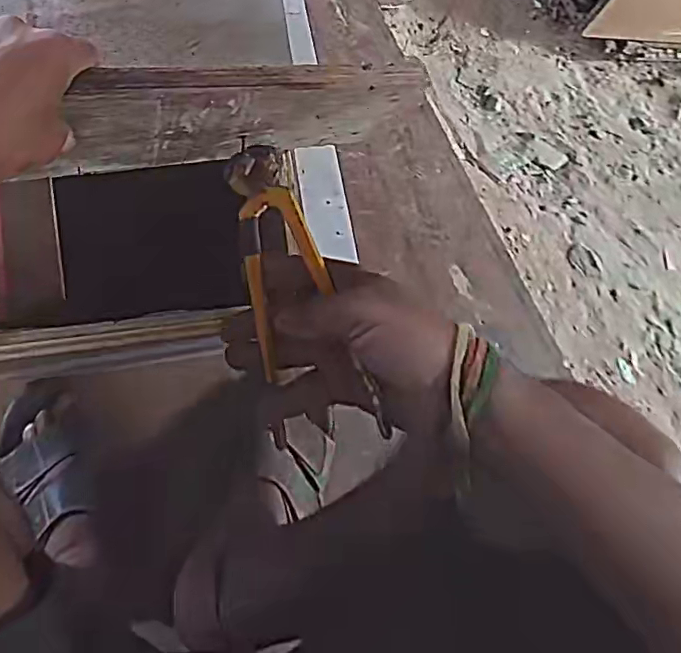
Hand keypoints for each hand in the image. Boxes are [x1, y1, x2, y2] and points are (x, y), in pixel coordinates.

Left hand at [0, 16, 97, 194]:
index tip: (76, 75)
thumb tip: (56, 130)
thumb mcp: (41, 148)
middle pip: (31, 45)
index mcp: (48, 53)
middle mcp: (9, 30)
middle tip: (18, 105)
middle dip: (29, 70)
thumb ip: (58, 130)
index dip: (81, 68)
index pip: (81, 51)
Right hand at [224, 261, 456, 434]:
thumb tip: (276, 317)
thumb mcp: (362, 310)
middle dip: (258, 321)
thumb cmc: (407, 337)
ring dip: (264, 354)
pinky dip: (287, 397)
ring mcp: (343, 352)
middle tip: (228, 333)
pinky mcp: (346, 386)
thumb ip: (314, 311)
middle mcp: (341, 316)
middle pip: (290, 315)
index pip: (302, 273)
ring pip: (294, 350)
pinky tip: (266, 405)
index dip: (272, 276)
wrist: (452, 394)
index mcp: (347, 287)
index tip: (243, 281)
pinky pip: (309, 388)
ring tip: (235, 361)